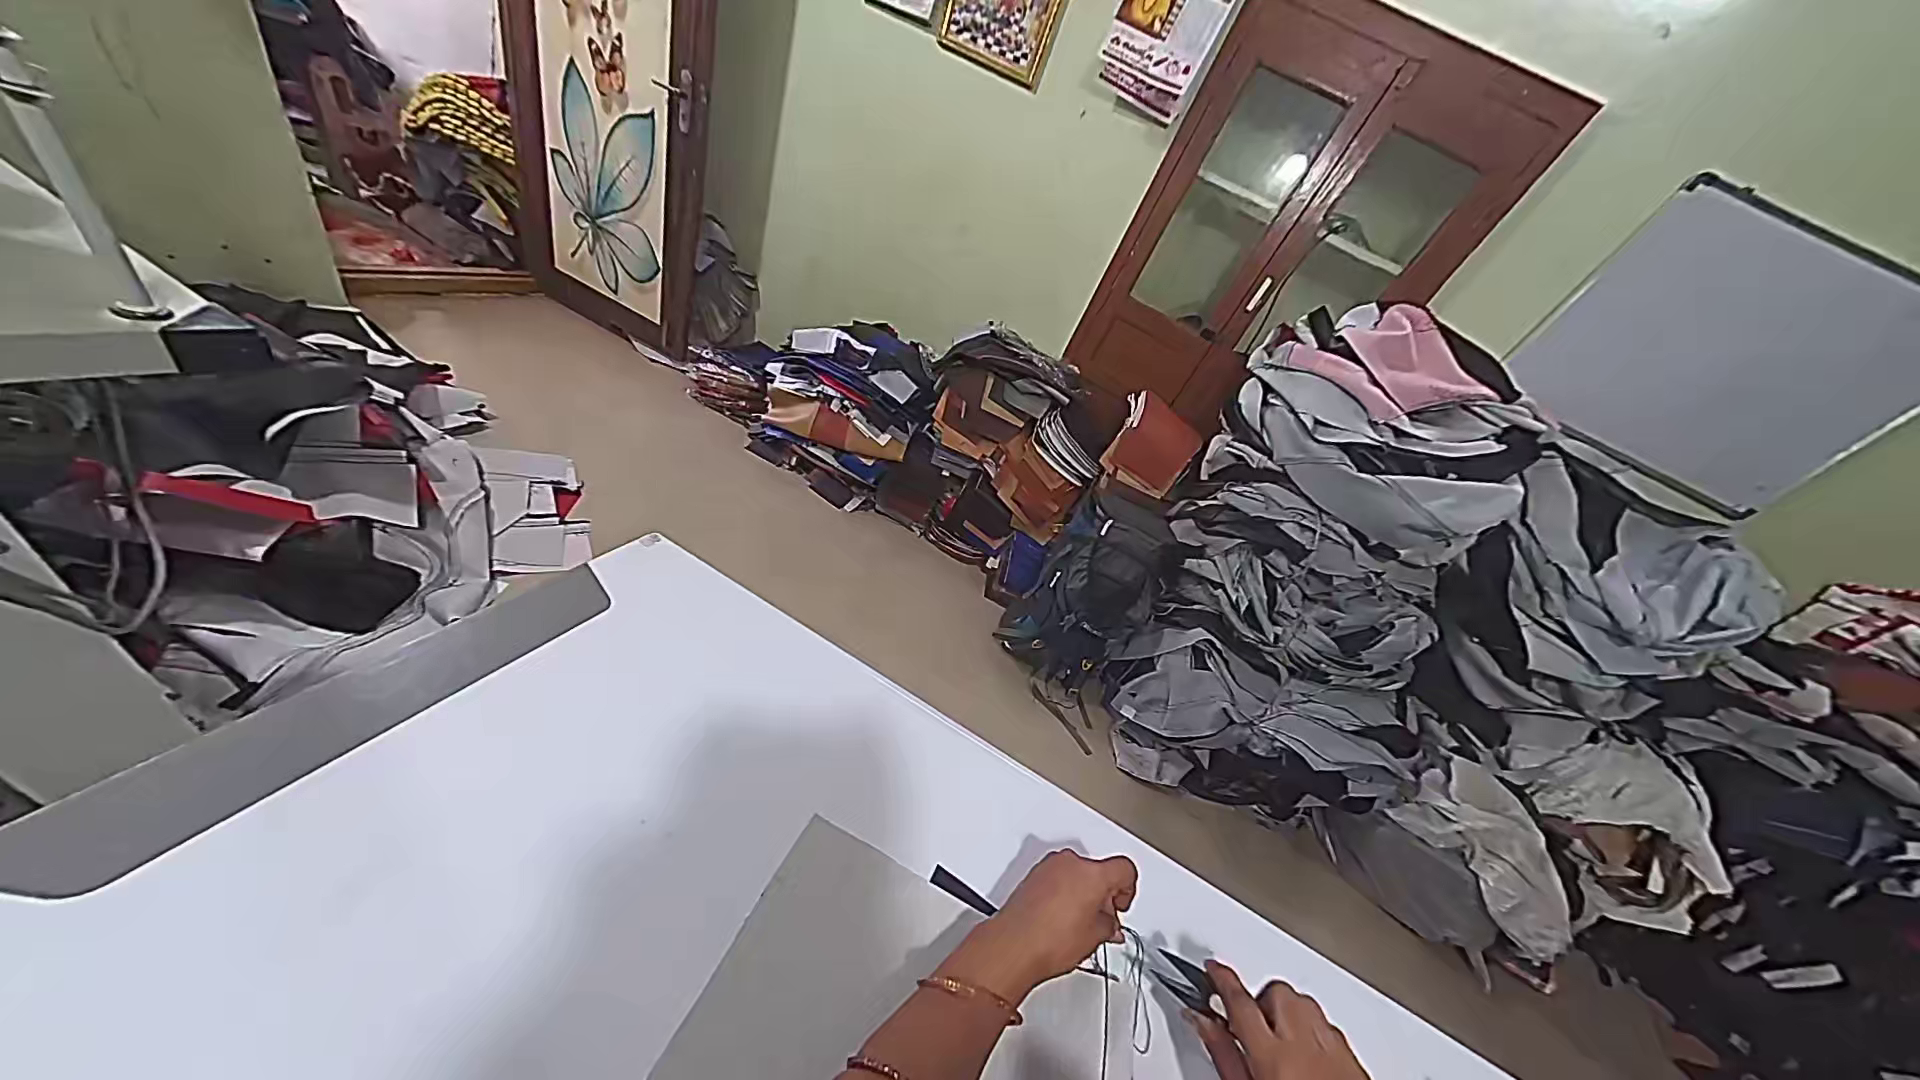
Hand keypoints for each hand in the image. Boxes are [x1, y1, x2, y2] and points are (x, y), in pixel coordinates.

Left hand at [935, 850, 1137, 1003]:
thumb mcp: (1094, 937)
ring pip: (1078, 872)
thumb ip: (1109, 924)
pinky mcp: (1035, 873)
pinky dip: (1065, 890)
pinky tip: (1063, 917)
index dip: (1127, 888)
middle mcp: (1070, 862)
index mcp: (1092, 873)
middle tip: (1104, 919)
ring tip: (1081, 923)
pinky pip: (1059, 875)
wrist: (1014, 944)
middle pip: (1100, 870)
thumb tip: (1109, 923)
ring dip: (1084, 891)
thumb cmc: (1050, 940)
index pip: (1124, 868)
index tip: (1121, 904)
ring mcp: (1050, 866)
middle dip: (1104, 893)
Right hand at [1188, 960, 1370, 1079]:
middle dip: (1259, 1002)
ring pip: (1303, 1003)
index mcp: (1273, 1057)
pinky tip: (1305, 1053)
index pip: (1239, 1000)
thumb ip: (1223, 1054)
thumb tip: (1201, 1020)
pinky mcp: (1354, 1058)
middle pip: (1274, 993)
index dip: (1221, 979)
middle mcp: (1305, 1045)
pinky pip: (1326, 1025)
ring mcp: (1333, 1050)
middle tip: (1250, 1027)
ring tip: (1278, 1040)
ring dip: (1286, 1012)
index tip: (1212, 970)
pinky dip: (1311, 1029)